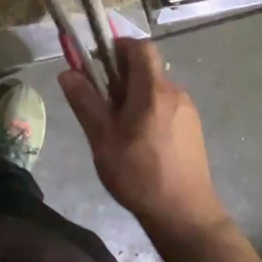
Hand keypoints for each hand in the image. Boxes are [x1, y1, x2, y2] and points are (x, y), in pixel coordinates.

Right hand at [58, 38, 229, 241]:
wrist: (185, 215)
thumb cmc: (139, 175)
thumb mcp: (103, 140)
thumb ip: (85, 103)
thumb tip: (68, 72)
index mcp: (153, 90)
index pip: (140, 47)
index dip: (118, 46)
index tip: (97, 63)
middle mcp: (175, 93)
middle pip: (146, 68)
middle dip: (120, 76)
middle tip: (100, 103)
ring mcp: (188, 111)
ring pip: (155, 89)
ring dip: (134, 96)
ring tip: (117, 128)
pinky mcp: (193, 128)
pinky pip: (166, 106)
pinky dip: (149, 110)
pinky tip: (139, 142)